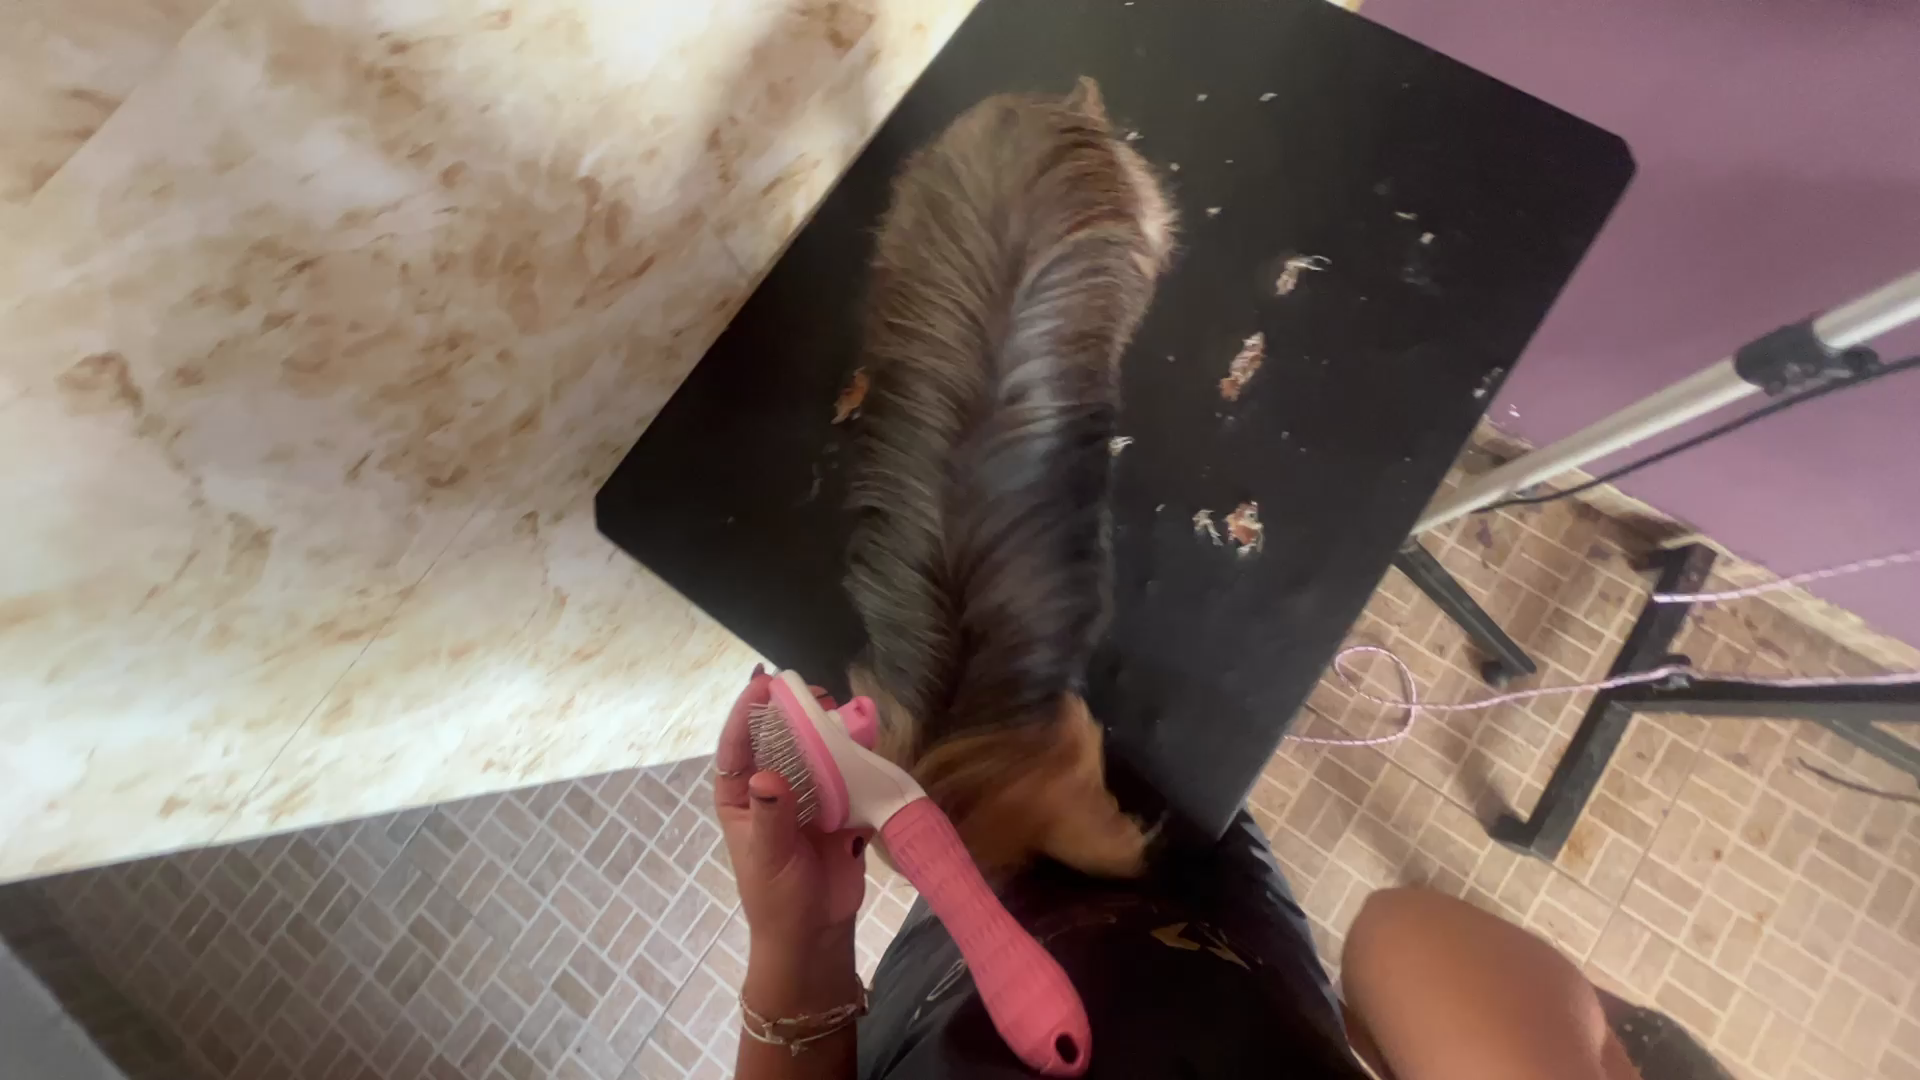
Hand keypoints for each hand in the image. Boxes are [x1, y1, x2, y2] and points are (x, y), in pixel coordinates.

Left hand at [714, 668, 872, 958]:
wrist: (818, 933)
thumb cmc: (778, 899)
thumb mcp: (769, 859)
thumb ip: (771, 816)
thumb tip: (766, 774)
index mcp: (742, 795)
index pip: (738, 745)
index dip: (747, 711)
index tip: (764, 682)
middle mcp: (773, 786)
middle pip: (779, 738)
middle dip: (794, 710)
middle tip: (816, 691)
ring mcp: (808, 793)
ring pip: (814, 748)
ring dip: (827, 726)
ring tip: (844, 707)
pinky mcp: (839, 802)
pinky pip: (846, 769)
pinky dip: (856, 751)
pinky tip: (867, 735)